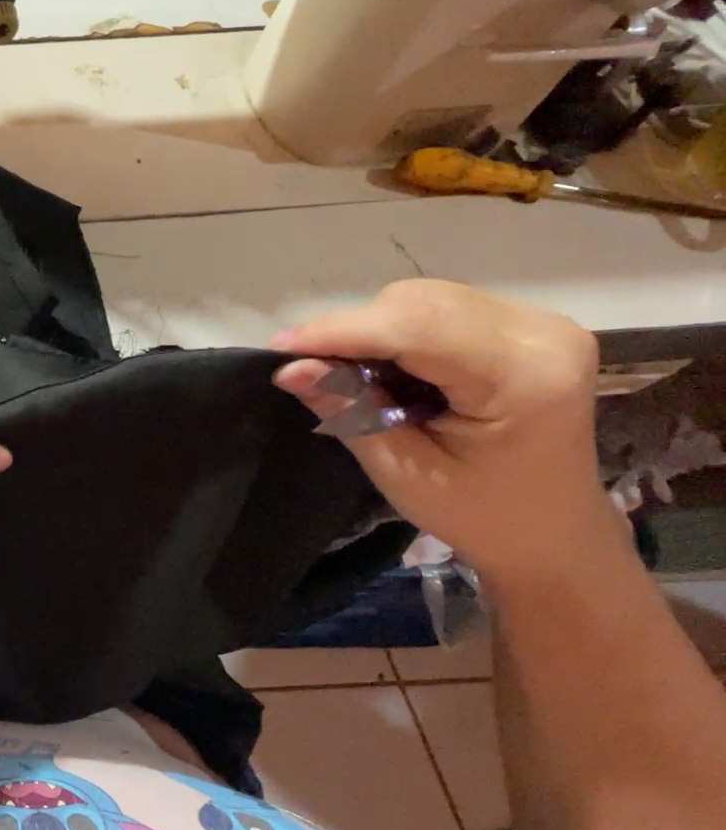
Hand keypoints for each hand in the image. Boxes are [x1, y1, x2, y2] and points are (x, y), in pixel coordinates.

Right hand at [270, 280, 625, 583]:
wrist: (550, 529)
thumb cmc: (478, 512)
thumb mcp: (402, 470)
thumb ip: (350, 411)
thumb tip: (289, 368)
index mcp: (525, 378)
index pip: (417, 328)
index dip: (341, 331)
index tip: (279, 349)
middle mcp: (541, 335)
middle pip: (420, 304)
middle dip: (353, 330)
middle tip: (310, 370)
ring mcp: (539, 324)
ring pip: (425, 300)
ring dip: (372, 329)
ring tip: (350, 374)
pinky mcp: (525, 326)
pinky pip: (441, 308)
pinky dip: (396, 330)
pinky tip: (387, 368)